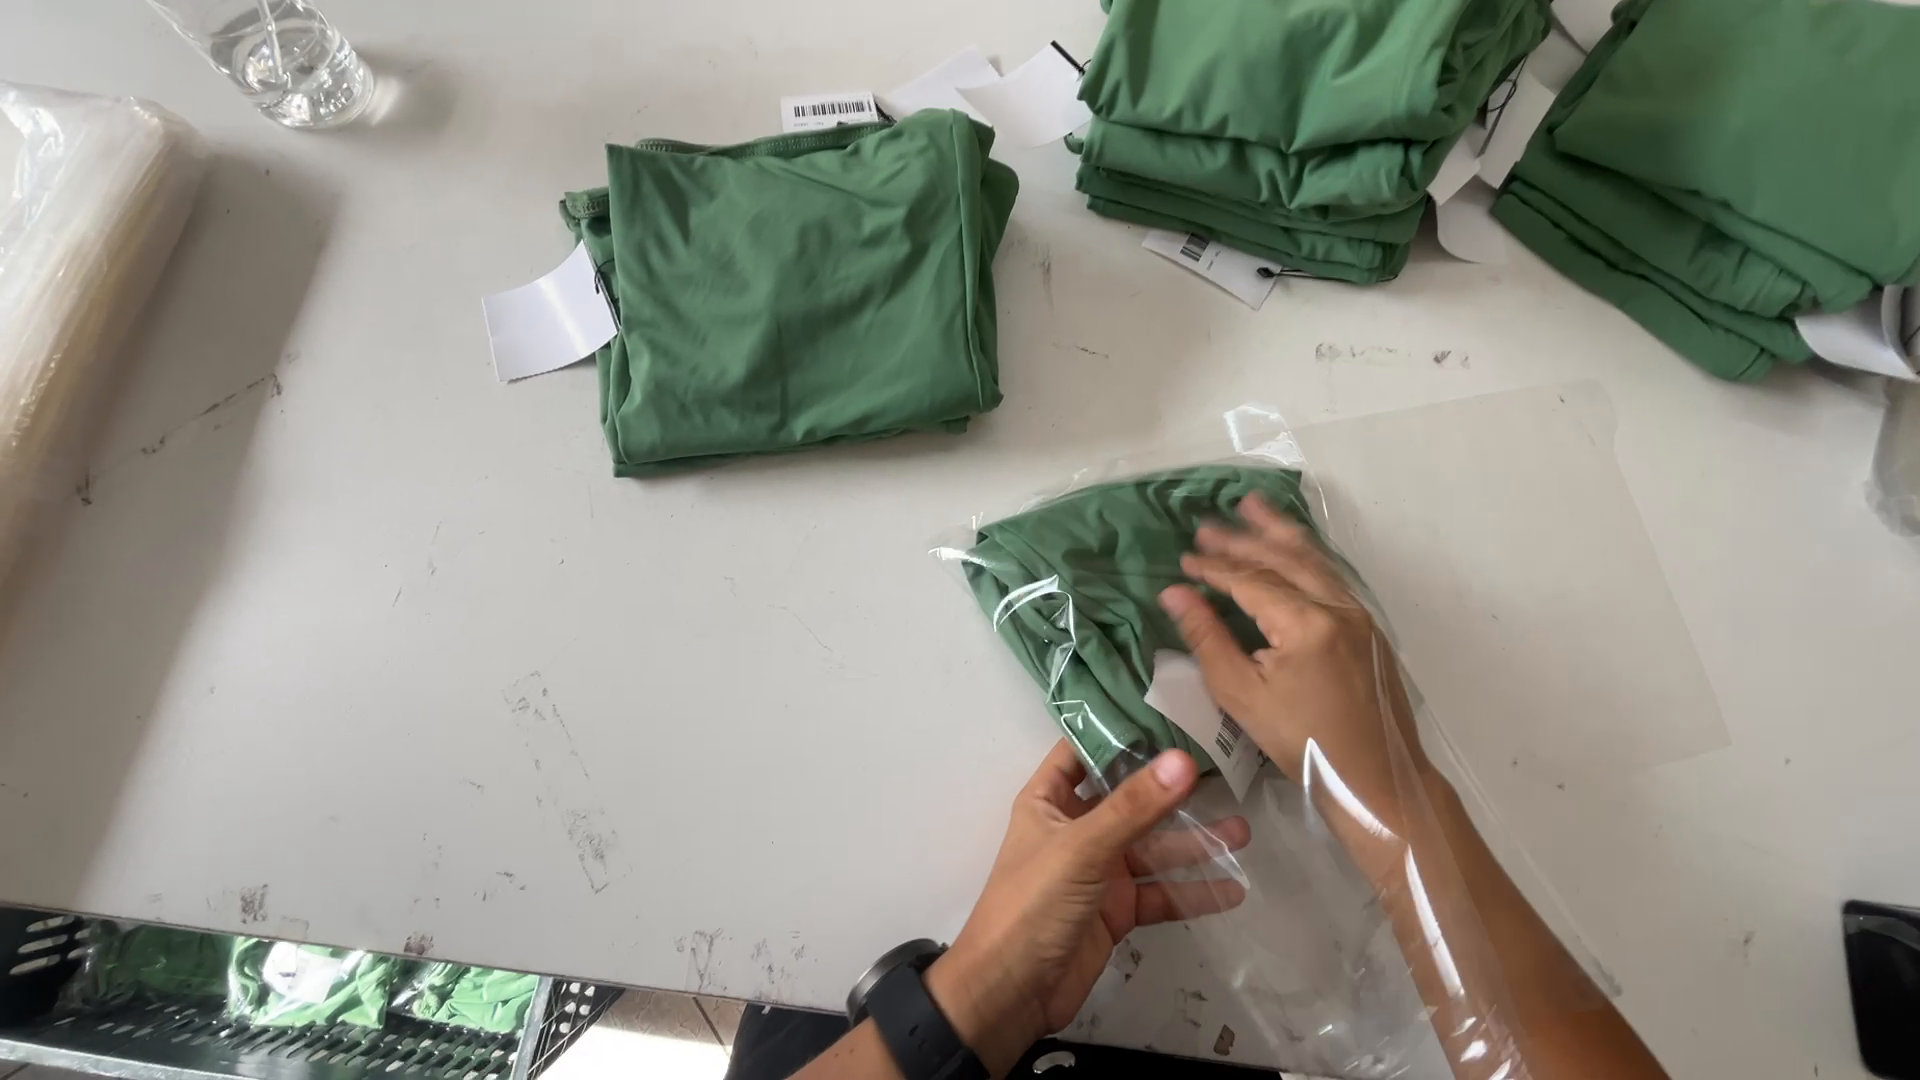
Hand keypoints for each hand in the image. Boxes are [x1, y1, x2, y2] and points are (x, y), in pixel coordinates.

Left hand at [925, 740, 1249, 1075]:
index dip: (1121, 733)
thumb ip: (1133, 807)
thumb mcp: (1082, 848)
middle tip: (1222, 773)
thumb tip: (1181, 759)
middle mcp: (1075, 827)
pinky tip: (1231, 889)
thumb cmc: (1032, 904)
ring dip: (1192, 842)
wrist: (1011, 994)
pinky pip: (1158, 893)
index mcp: (1050, 799)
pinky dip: (1190, 892)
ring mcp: (1097, 870)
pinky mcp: (1115, 909)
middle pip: (1129, 800)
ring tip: (1243, 831)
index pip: (1085, 751)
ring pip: (1150, 848)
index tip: (1169, 716)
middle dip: (1170, 791)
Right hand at [1157, 493, 1428, 862]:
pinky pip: (1331, 575)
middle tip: (1207, 524)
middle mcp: (1337, 607)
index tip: (1184, 560)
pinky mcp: (1368, 627)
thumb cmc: (1301, 742)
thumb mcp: (1241, 694)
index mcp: (1305, 623)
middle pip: (1282, 559)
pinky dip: (1305, 554)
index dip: (1213, 568)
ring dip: (1278, 532)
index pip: (1249, 581)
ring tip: (1252, 506)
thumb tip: (1174, 593)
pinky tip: (1291, 548)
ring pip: (1313, 559)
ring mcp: (1359, 614)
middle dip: (1242, 539)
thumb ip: (1206, 637)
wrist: (1378, 780)